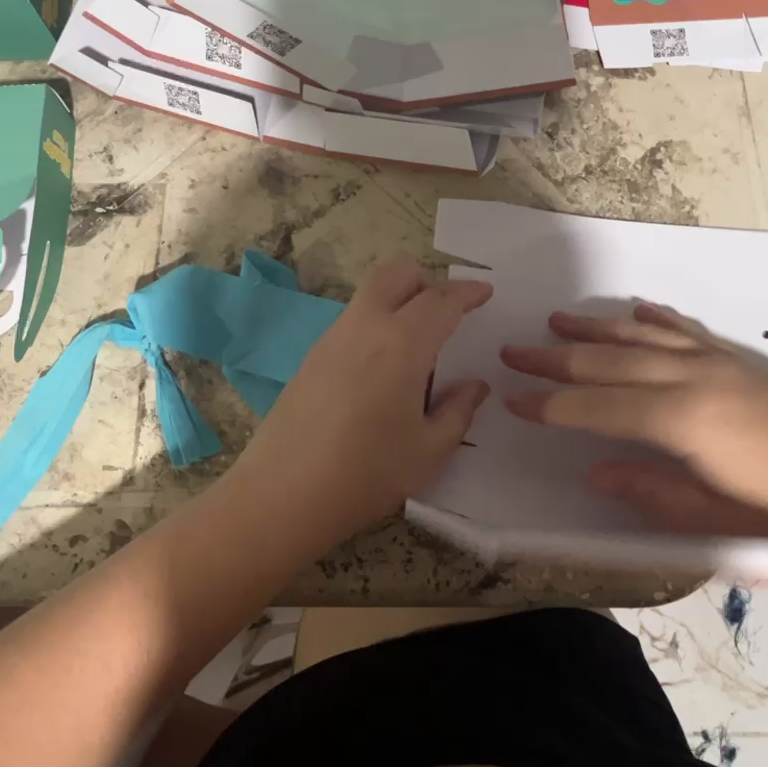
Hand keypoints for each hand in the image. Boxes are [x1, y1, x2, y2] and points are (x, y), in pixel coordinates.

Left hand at [235, 257, 492, 536]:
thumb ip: (457, 411)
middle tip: (447, 314)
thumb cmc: (366, 474)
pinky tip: (384, 372)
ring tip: (418, 351)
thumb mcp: (428, 450)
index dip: (467, 292)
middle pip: (397, 272)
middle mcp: (365, 326)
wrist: (283, 494)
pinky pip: (353, 321)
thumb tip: (473, 385)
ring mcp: (332, 338)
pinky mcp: (312, 356)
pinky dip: (377, 325)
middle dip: (427, 280)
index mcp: (401, 342)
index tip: (484, 293)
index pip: (441, 300)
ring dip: (399, 301)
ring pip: (371, 293)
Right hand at [500, 303, 767, 538]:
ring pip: (646, 337)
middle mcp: (697, 380)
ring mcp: (724, 367)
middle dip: (558, 359)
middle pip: (612, 361)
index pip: (598, 408)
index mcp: (683, 421)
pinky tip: (638, 307)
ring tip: (557, 319)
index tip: (511, 401)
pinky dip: (657, 318)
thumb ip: (651, 492)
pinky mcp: (747, 367)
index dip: (551, 406)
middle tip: (514, 351)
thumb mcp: (716, 525)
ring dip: (598, 328)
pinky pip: (689, 332)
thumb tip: (596, 470)